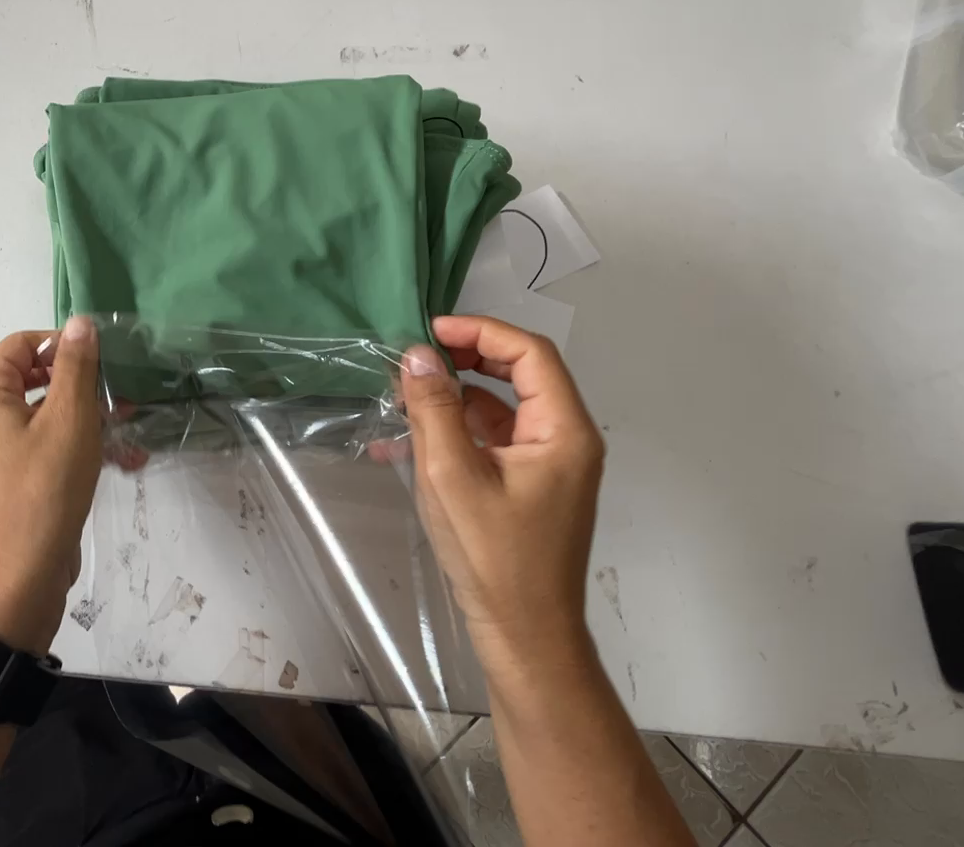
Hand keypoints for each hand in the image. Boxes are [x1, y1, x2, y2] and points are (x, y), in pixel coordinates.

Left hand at [0, 316, 102, 653]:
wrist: (25, 574)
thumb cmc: (45, 488)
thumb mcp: (68, 420)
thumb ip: (75, 368)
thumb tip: (79, 322)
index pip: (20, 345)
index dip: (59, 342)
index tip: (100, 356)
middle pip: (38, 378)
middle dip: (83, 382)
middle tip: (121, 389)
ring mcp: (7, 449)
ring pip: (53, 414)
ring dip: (93, 416)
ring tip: (133, 423)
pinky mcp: (26, 476)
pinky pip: (56, 445)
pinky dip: (87, 446)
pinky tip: (128, 459)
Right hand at [389, 316, 604, 667]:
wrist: (521, 630)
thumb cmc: (492, 553)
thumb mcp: (451, 474)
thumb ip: (434, 408)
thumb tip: (416, 355)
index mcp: (563, 431)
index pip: (530, 355)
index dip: (481, 332)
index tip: (429, 332)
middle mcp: (563, 439)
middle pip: (519, 374)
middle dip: (465, 358)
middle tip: (415, 358)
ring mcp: (545, 462)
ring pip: (499, 406)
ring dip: (451, 396)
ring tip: (400, 397)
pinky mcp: (524, 483)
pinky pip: (489, 438)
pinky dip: (451, 429)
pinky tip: (404, 440)